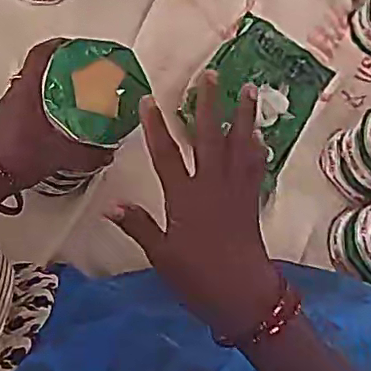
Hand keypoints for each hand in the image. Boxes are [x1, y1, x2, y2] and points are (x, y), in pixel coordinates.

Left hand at [0, 39, 117, 190]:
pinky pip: (27, 101)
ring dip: (51, 85)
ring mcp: (8, 107)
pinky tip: (57, 117)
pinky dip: (44, 102)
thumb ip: (90, 154)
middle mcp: (15, 93)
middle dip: (61, 66)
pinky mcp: (6, 120)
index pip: (40, 54)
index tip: (78, 48)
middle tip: (83, 72)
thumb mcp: (63, 155)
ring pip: (33, 85)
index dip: (59, 45)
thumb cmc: (22, 157)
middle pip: (38, 67)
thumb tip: (109, 152)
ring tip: (75, 94)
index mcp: (27, 90)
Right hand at [108, 72, 283, 336]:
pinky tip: (261, 135)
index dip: (156, 127)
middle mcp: (212, 186)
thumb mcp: (161, 255)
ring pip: (240, 145)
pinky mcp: (252, 200)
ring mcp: (235, 191)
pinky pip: (256, 167)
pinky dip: (258, 148)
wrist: (244, 296)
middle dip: (209, 104)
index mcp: (185, 197)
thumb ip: (138, 226)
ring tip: (250, 89)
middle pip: (209, 137)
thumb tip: (109, 206)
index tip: (149, 100)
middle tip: (212, 74)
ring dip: (245, 116)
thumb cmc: (197, 277)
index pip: (166, 154)